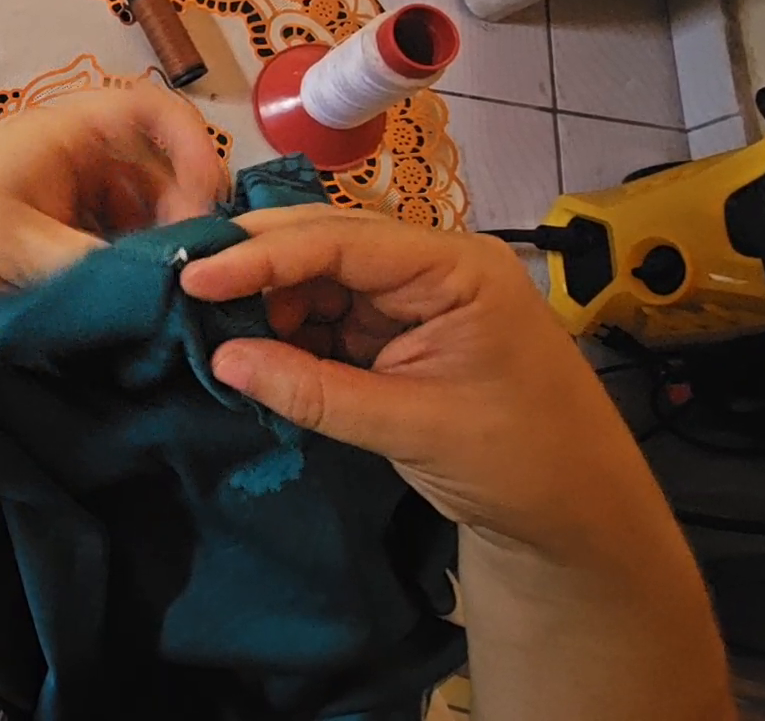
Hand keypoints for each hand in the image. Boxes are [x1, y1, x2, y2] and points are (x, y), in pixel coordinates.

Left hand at [0, 85, 225, 352]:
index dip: (189, 143)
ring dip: (148, 246)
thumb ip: (101, 268)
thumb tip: (178, 290)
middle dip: (175, 212)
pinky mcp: (40, 233)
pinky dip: (117, 265)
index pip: (147, 110)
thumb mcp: (21, 248)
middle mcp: (66, 157)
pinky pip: (99, 241)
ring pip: (128, 211)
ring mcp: (53, 196)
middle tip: (184, 269)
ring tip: (157, 294)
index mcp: (63, 134)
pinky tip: (124, 300)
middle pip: (149, 168)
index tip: (206, 203)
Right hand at [178, 205, 674, 561]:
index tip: (195, 277)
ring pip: (312, 275)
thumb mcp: (413, 428)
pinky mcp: (387, 327)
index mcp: (453, 268)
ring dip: (264, 299)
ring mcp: (405, 295)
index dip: (260, 257)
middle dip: (255, 262)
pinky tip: (253, 345)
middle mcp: (425, 265)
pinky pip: (319, 312)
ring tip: (215, 324)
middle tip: (188, 283)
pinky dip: (281, 328)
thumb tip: (220, 359)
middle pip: (320, 241)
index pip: (340, 242)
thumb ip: (311, 391)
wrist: (576, 524)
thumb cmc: (523, 467)